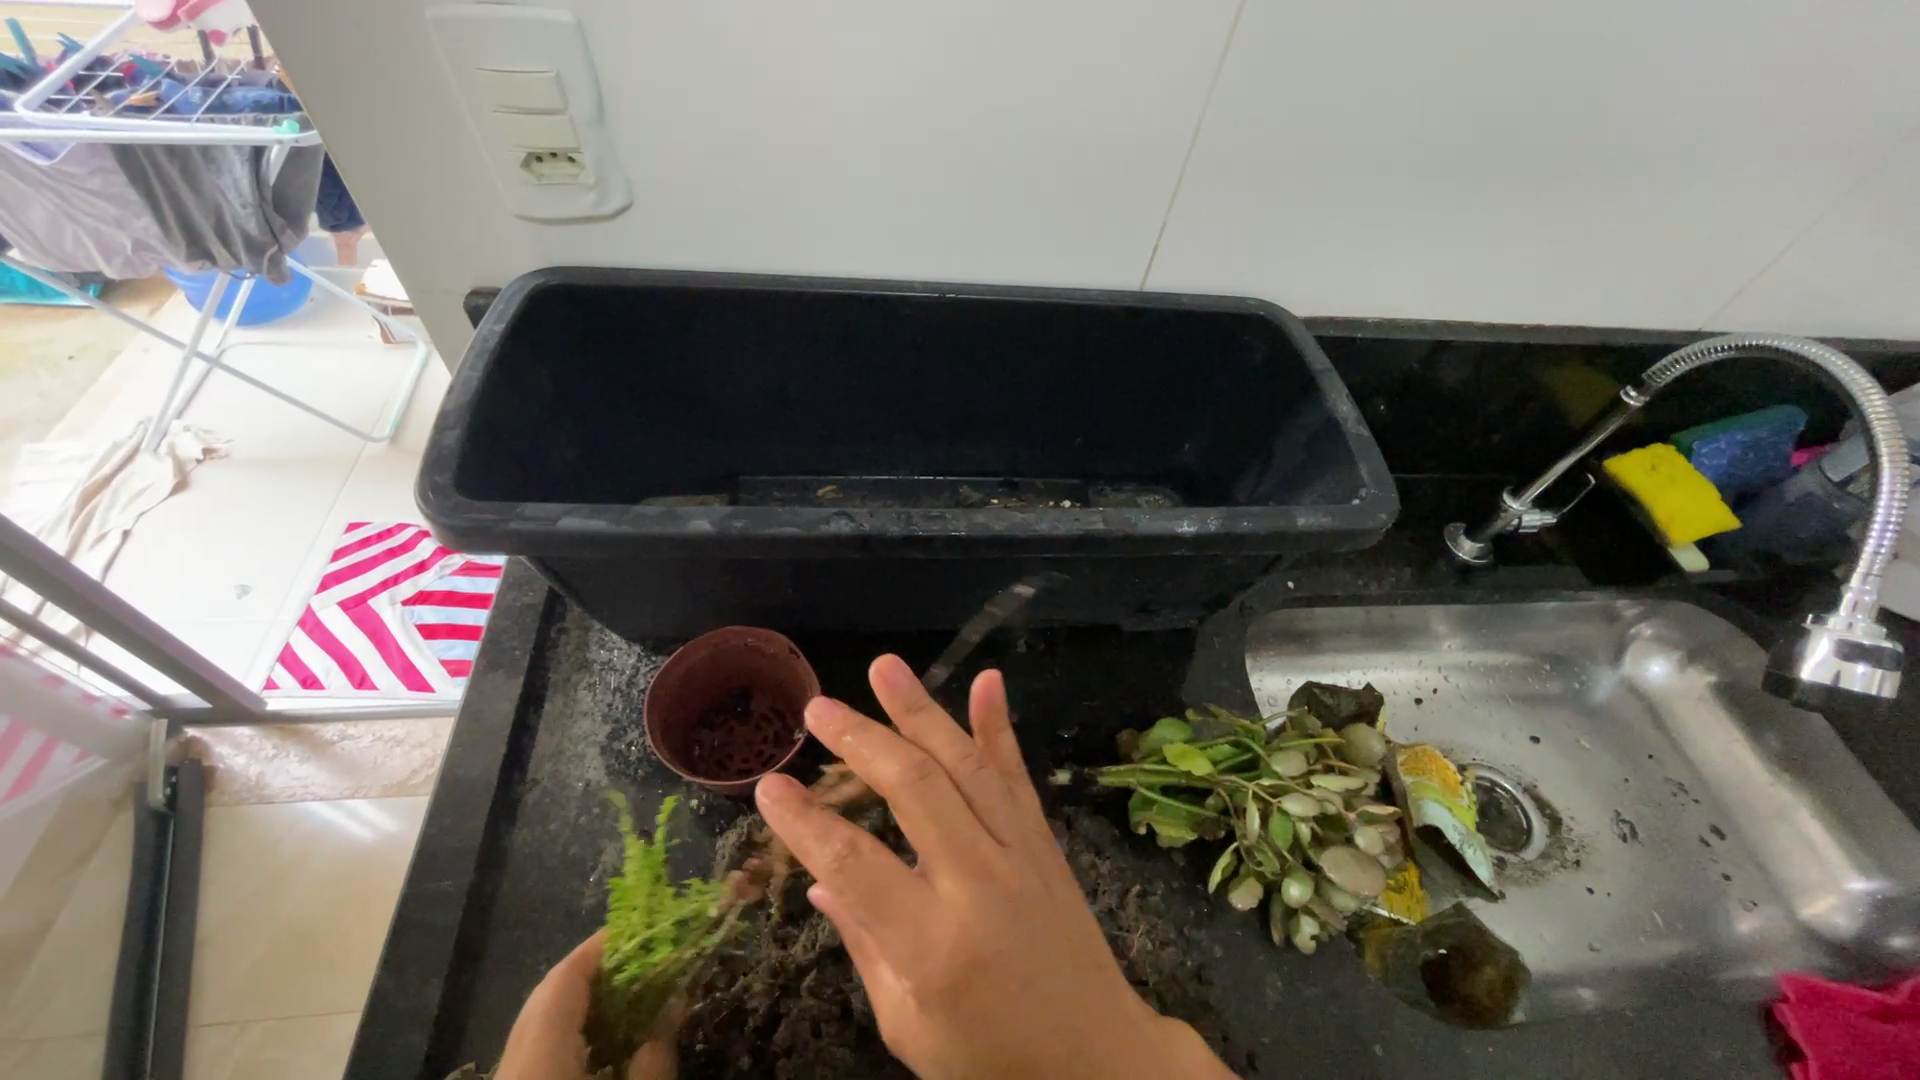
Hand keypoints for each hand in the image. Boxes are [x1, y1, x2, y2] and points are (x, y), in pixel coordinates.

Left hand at [496, 931, 678, 1079]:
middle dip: (590, 970)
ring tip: (624, 994)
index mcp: (542, 1053)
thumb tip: (675, 1000)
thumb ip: (656, 1051)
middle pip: (546, 995)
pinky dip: (567, 1032)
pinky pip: (535, 1049)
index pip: (565, 978)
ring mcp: (509, 1075)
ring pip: (538, 1023)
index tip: (638, 927)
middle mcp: (515, 1060)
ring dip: (579, 1001)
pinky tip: (600, 1042)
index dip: (600, 947)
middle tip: (636, 957)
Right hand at [754, 655, 1234, 1079]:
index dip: (804, 823)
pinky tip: (986, 681)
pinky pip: (1018, 776)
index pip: (852, 865)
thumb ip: (865, 945)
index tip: (769, 784)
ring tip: (884, 667)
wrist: (1098, 1057)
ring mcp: (1019, 853)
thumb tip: (818, 883)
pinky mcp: (1045, 842)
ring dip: (921, 711)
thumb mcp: (910, 1025)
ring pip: (965, 766)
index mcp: (932, 945)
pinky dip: (999, 726)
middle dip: (861, 742)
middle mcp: (978, 882)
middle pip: (913, 790)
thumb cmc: (991, 1059)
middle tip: (818, 709)